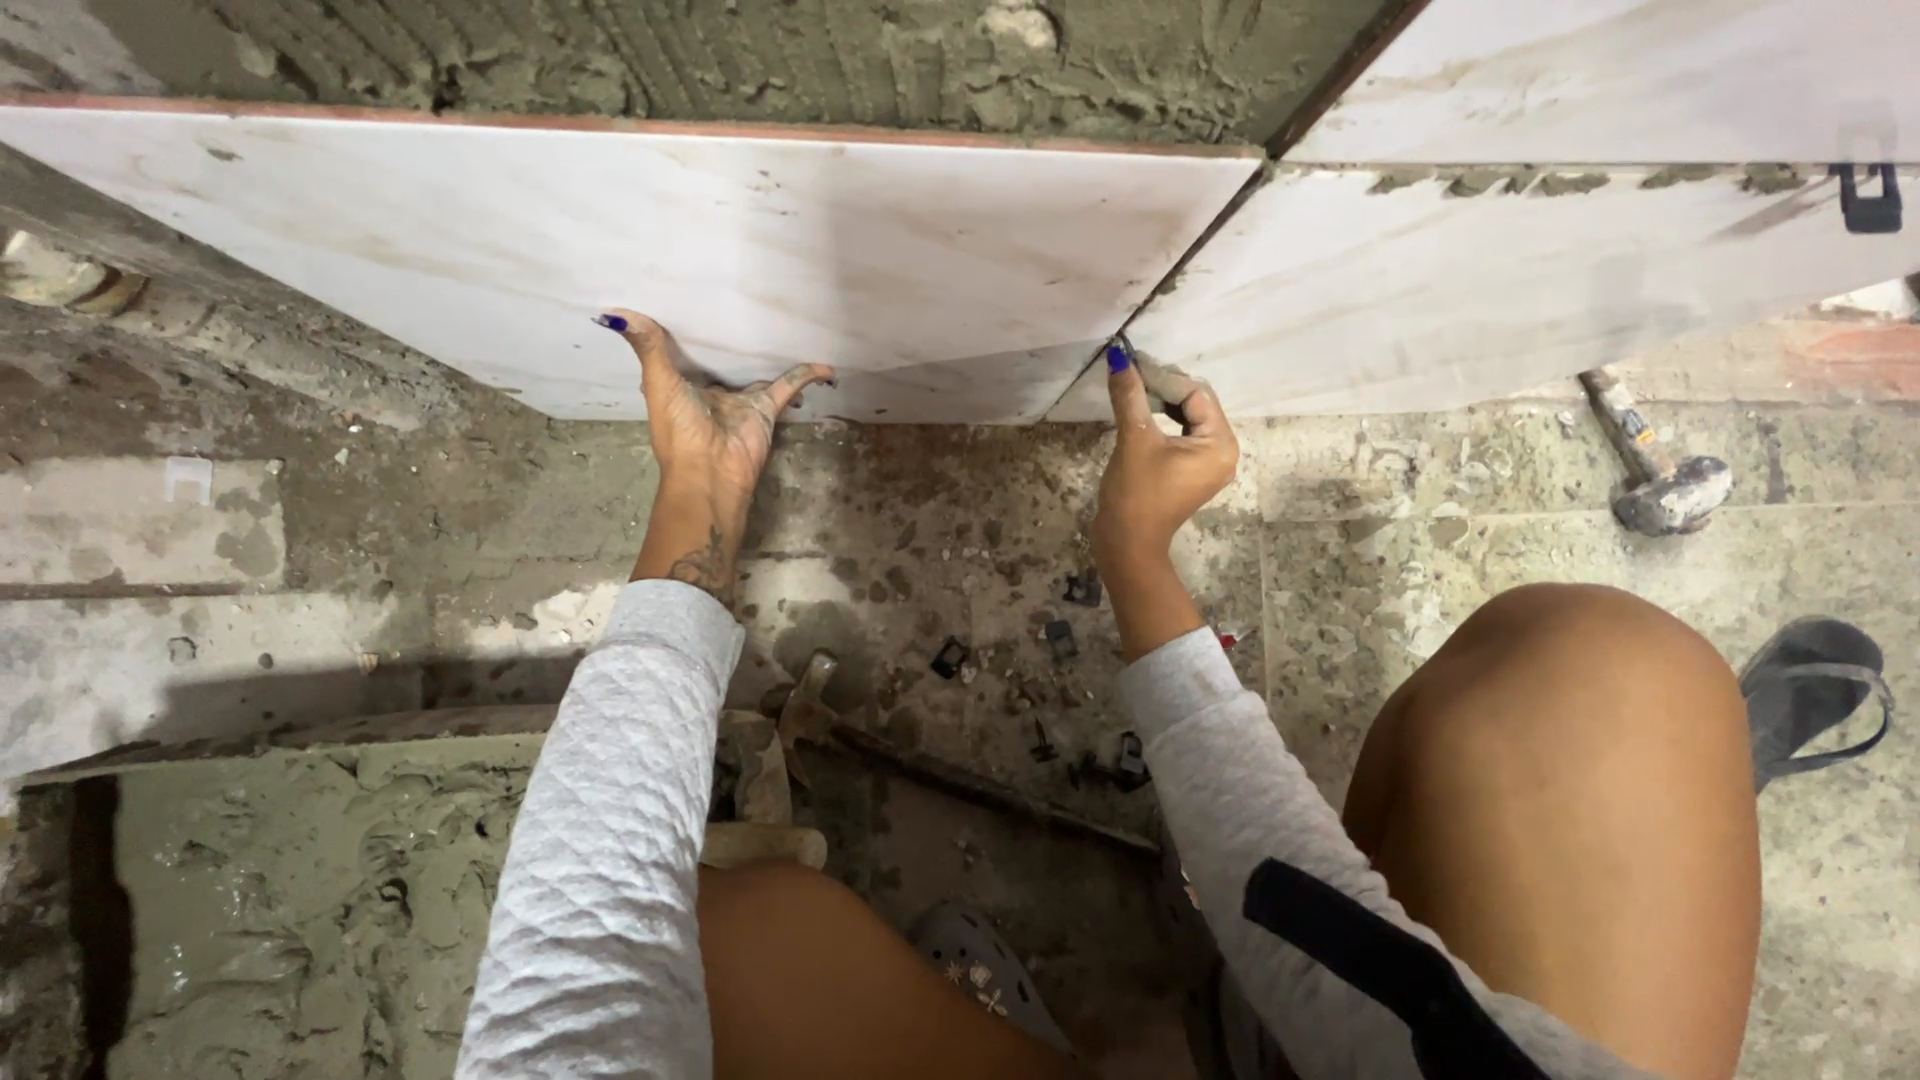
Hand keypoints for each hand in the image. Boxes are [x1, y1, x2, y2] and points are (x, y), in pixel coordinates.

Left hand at [607, 309, 834, 605]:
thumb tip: (611, 313)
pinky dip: (807, 376)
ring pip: (760, 372)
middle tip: (742, 308)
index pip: (685, 353)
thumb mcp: (658, 382)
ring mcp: (742, 402)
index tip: (690, 300)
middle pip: (726, 361)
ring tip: (786, 330)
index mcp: (682, 387)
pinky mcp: (767, 409)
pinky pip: (790, 387)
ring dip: (772, 357)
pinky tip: (825, 366)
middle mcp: (713, 393)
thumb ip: (647, 347)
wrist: (710, 473)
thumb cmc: (679, 430)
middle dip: (733, 342)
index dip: (687, 331)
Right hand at [1091, 352, 1238, 660]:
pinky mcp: (1190, 473)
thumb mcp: (1134, 440)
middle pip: (1196, 404)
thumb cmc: (1136, 494)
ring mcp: (1208, 465)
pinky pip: (1182, 435)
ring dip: (1162, 403)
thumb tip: (1120, 358)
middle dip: (1164, 388)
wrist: (1127, 544)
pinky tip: (1141, 414)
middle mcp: (1223, 452)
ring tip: (1133, 392)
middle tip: (1130, 376)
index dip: (1163, 376)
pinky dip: (1163, 422)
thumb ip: (1130, 396)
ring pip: (1188, 418)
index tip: (1131, 366)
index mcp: (1220, 443)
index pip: (1196, 394)